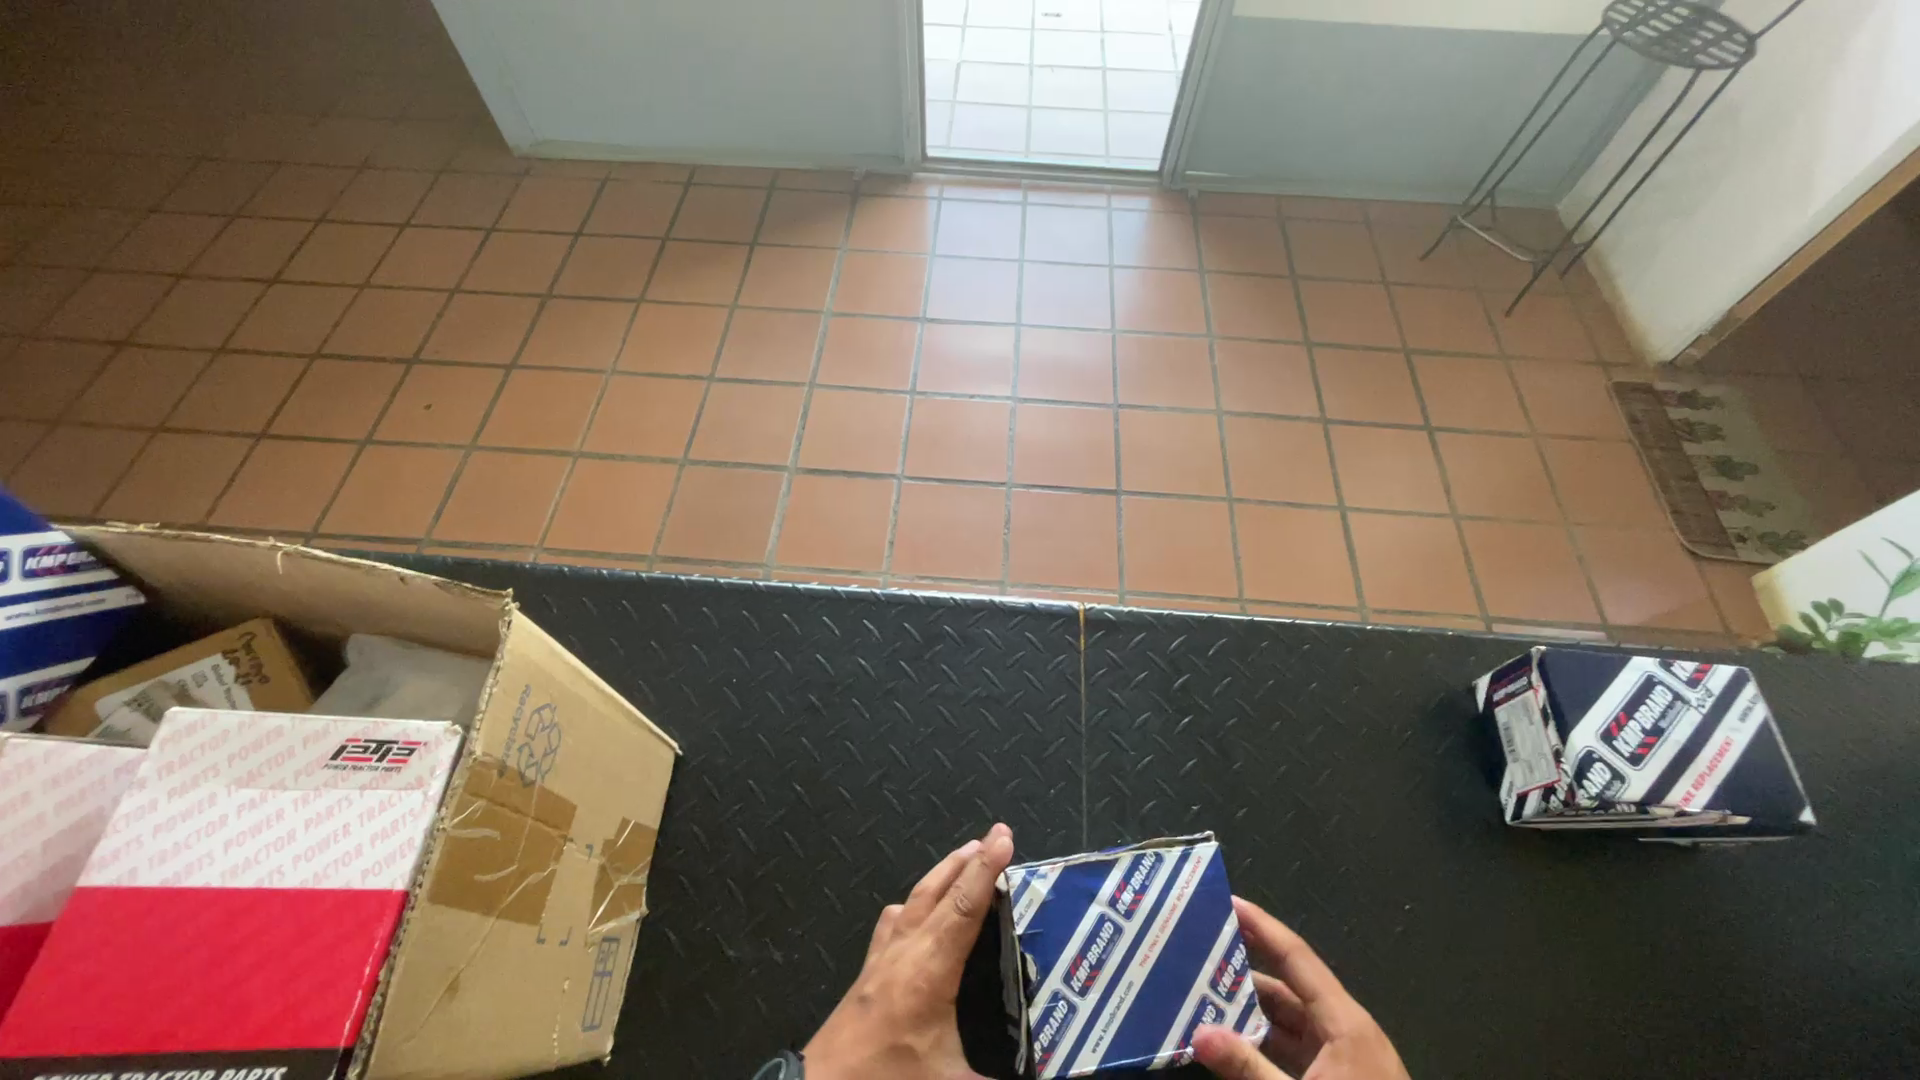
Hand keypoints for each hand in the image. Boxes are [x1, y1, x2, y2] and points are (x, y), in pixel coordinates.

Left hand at [803, 823, 1015, 1079]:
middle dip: (968, 859)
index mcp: (930, 969)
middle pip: (938, 890)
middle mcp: (905, 950)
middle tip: (993, 836)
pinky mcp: (869, 969)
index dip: (986, 869)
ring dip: (942, 873)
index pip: (963, 905)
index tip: (1004, 838)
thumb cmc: (886, 1077)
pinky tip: (916, 907)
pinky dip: (915, 900)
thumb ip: (997, 1077)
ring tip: (964, 856)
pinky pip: (895, 919)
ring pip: (915, 898)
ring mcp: (883, 956)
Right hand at [1190, 897, 1409, 1079]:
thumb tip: (1198, 1032)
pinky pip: (1294, 1051)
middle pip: (1288, 989)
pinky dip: (1262, 1044)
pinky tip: (1232, 1045)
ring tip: (1203, 998)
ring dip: (1249, 1012)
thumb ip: (1249, 1067)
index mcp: (1345, 1023)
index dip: (1262, 927)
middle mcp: (1345, 1032)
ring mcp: (1344, 1062)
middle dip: (1244, 973)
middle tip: (1200, 955)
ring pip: (1288, 1022)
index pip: (1297, 957)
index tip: (1228, 902)